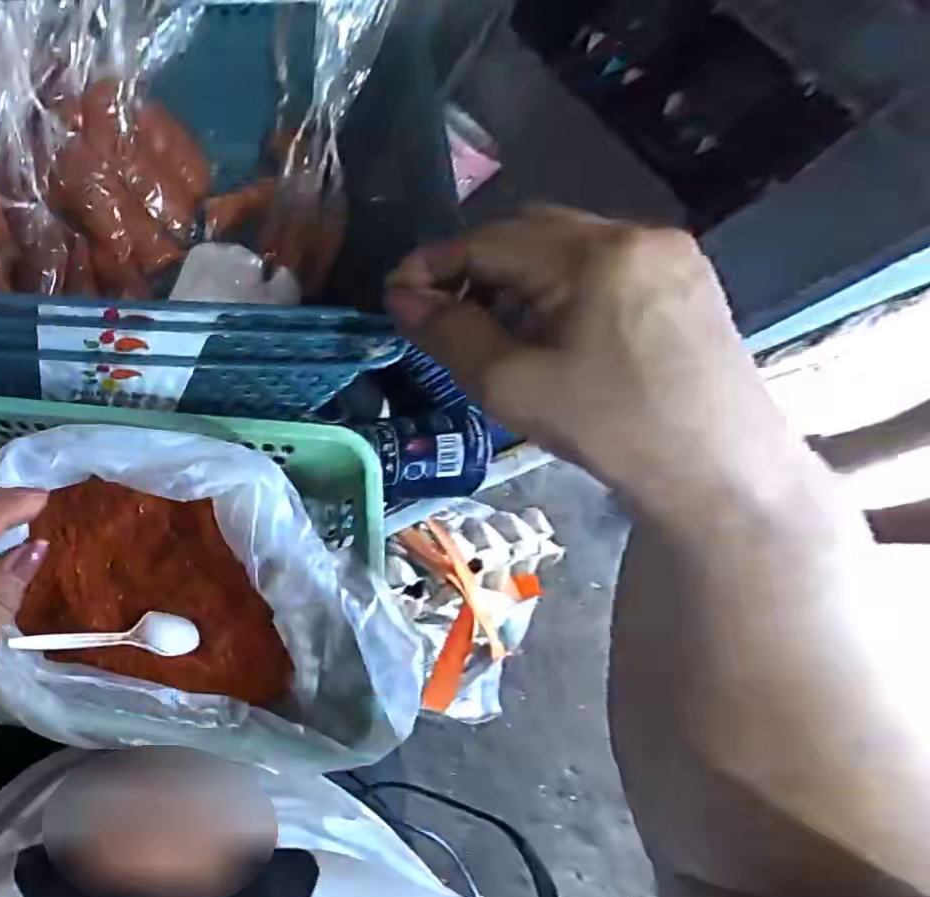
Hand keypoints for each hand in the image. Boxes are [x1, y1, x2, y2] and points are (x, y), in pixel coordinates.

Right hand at [383, 205, 782, 502]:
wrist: (711, 461)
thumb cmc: (601, 420)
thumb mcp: (504, 380)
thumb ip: (447, 331)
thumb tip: (400, 297)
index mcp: (593, 255)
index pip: (488, 240)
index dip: (430, 265)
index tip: (390, 297)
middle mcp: (635, 235)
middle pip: (524, 230)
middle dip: (465, 265)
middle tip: (429, 311)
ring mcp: (664, 254)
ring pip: (557, 244)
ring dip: (502, 274)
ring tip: (475, 322)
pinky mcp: (676, 278)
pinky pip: (590, 262)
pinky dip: (542, 283)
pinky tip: (529, 325)